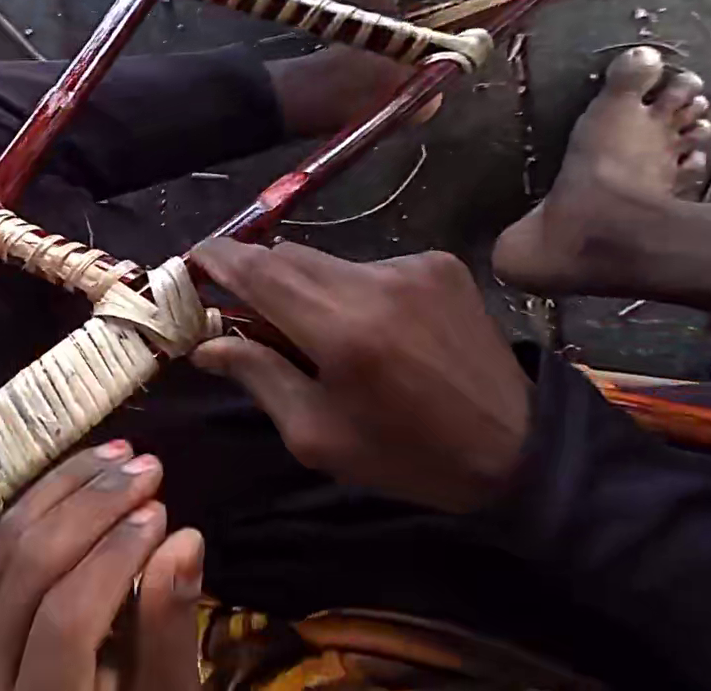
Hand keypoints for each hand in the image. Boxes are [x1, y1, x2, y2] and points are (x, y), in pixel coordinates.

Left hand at [0, 442, 203, 690]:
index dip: (115, 556)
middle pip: (30, 571)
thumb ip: (170, 631)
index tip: (161, 511)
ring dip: (68, 488)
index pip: (67, 620)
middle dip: (95, 506)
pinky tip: (86, 474)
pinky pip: (0, 546)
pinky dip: (45, 499)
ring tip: (121, 454)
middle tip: (148, 467)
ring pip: (7, 546)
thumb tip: (186, 540)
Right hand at [189, 240, 530, 513]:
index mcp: (341, 330)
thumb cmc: (407, 455)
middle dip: (260, 274)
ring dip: (311, 286)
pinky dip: (357, 290)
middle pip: (290, 255)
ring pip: (331, 260)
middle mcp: (375, 281)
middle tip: (249, 306)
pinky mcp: (439, 261)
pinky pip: (373, 266)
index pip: (260, 270)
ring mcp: (412, 264)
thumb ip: (259, 377)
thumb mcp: (320, 435)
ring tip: (327, 332)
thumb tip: (206, 344)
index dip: (220, 257)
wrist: (516, 447)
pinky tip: (379, 328)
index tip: (193, 257)